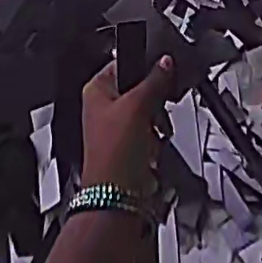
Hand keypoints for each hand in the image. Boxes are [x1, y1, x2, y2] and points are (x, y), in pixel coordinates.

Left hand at [79, 54, 173, 191]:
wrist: (117, 200)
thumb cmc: (113, 153)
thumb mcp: (138, 107)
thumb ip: (154, 82)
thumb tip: (165, 62)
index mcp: (96, 89)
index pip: (123, 63)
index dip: (143, 69)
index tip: (160, 73)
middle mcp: (103, 107)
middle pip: (138, 91)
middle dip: (152, 106)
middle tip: (155, 113)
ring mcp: (115, 129)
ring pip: (146, 115)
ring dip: (155, 127)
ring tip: (153, 137)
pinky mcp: (127, 149)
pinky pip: (149, 136)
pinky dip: (154, 144)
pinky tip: (151, 152)